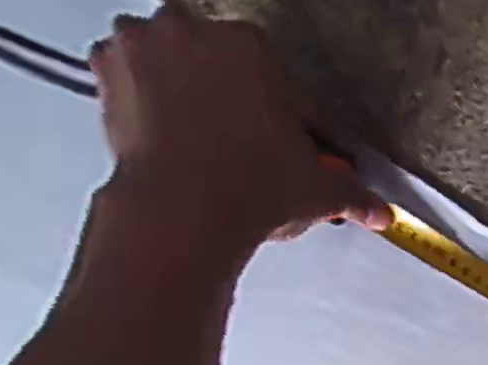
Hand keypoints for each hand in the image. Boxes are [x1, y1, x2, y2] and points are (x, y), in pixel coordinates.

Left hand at [88, 5, 390, 253]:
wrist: (185, 210)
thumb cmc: (250, 188)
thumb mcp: (318, 192)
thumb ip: (353, 195)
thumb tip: (379, 210)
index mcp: (253, 47)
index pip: (286, 91)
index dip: (296, 127)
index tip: (295, 152)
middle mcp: (196, 30)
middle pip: (228, 70)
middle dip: (241, 103)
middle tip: (251, 152)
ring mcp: (146, 43)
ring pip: (179, 65)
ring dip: (192, 94)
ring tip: (210, 147)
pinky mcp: (108, 67)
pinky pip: (133, 75)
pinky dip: (150, 99)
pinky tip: (172, 136)